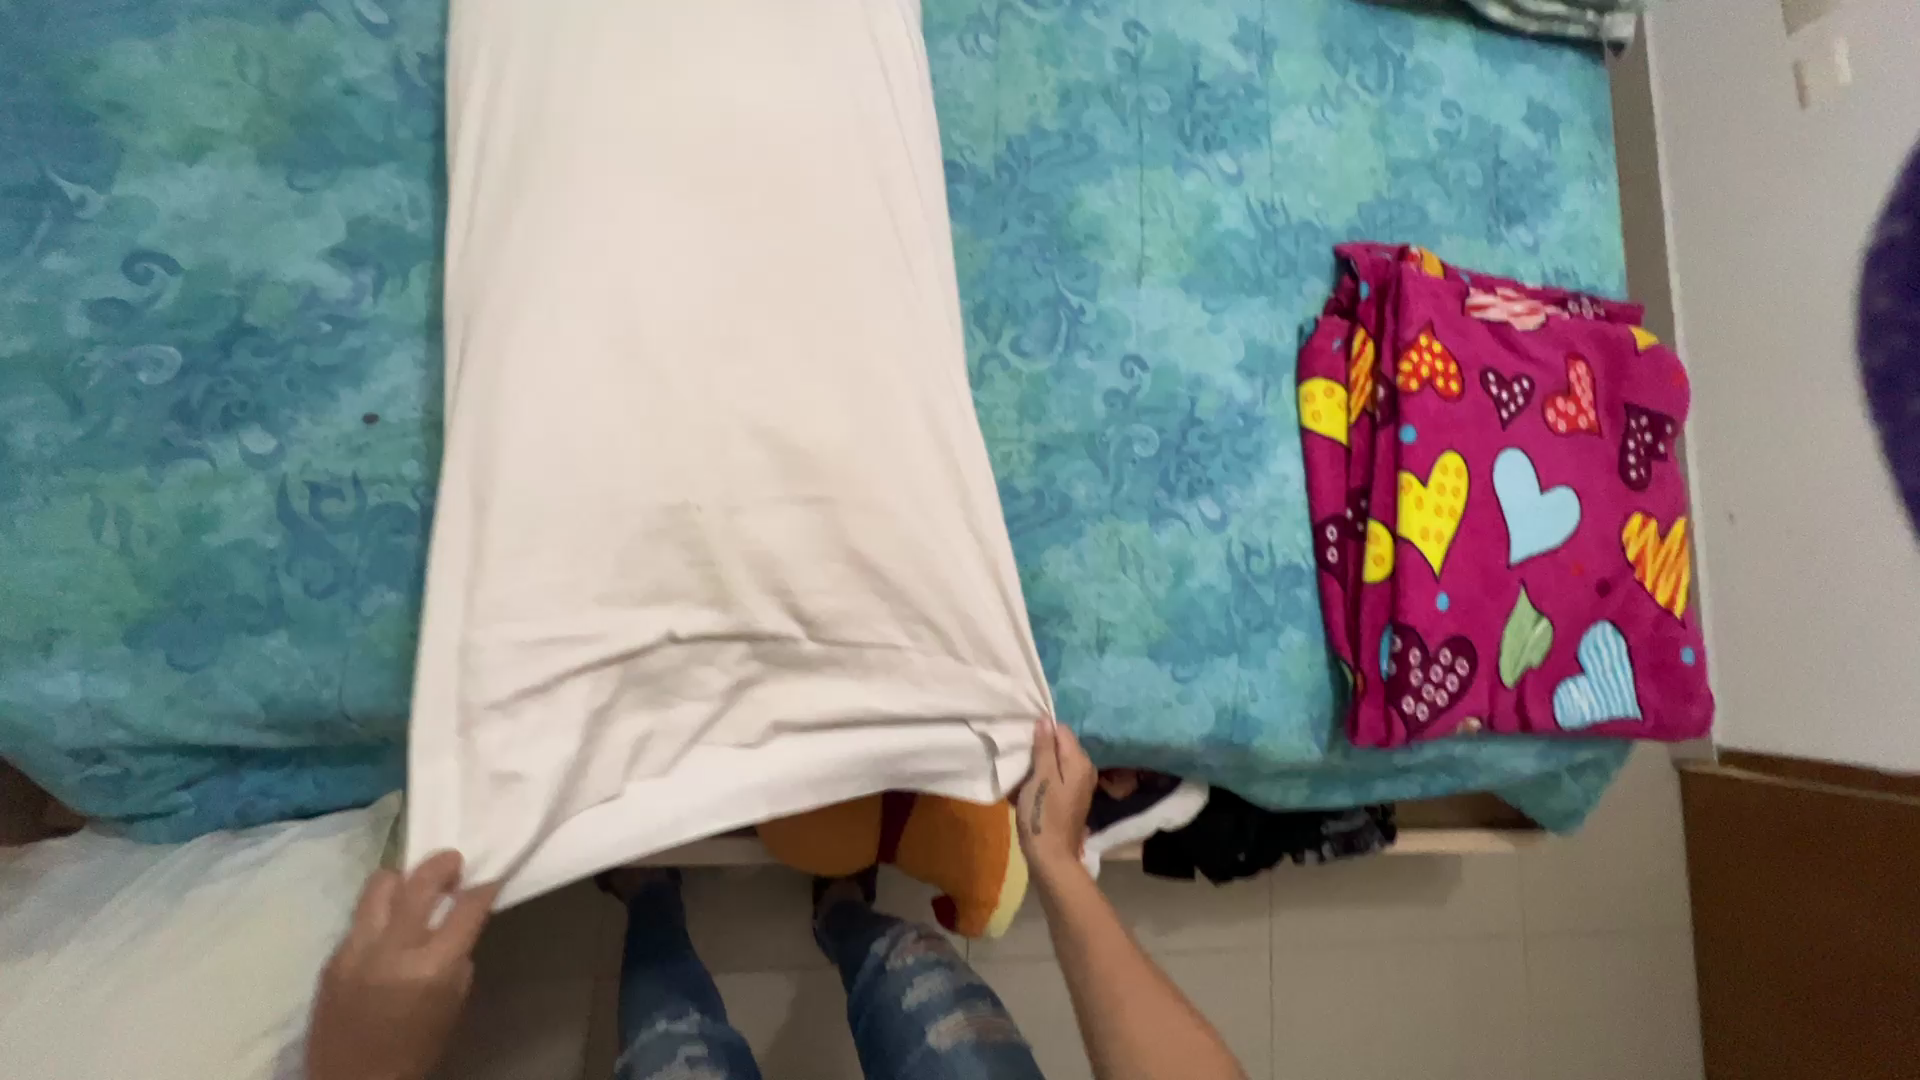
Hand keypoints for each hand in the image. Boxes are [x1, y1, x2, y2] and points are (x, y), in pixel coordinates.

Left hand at [306, 851, 501, 1079]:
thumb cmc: (417, 1046)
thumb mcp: (454, 998)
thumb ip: (457, 951)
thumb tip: (459, 918)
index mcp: (431, 965)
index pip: (468, 905)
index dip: (485, 887)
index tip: (491, 881)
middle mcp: (391, 950)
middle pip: (419, 881)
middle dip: (444, 864)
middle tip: (455, 864)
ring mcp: (355, 952)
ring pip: (379, 886)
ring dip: (404, 879)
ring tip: (416, 887)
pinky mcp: (331, 960)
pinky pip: (360, 918)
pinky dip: (381, 912)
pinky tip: (390, 927)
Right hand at [1014, 717, 1097, 883]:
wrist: (1051, 858)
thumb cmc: (1043, 815)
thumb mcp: (1040, 777)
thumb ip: (1044, 747)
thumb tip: (1045, 720)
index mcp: (1079, 761)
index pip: (1061, 730)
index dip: (1042, 731)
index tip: (1023, 740)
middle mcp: (1085, 770)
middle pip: (1059, 746)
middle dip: (1038, 750)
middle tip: (1018, 758)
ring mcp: (1079, 786)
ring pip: (1055, 764)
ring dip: (1036, 767)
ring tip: (1018, 776)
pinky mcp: (1071, 799)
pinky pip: (1054, 779)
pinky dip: (1040, 781)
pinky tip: (1024, 791)